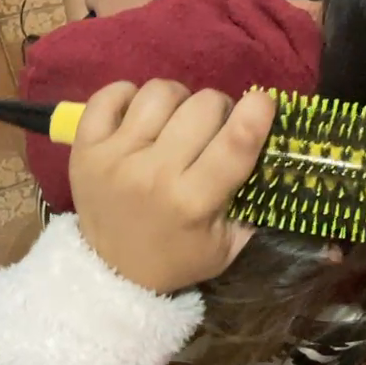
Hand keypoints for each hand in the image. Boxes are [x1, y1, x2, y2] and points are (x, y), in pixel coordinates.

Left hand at [69, 80, 277, 293]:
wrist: (109, 272)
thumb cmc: (178, 256)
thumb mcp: (227, 246)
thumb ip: (255, 205)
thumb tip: (280, 157)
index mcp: (193, 202)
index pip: (235, 144)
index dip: (256, 113)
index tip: (262, 102)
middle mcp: (154, 174)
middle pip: (203, 105)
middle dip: (219, 109)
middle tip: (213, 128)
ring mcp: (115, 157)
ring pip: (160, 92)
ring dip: (178, 100)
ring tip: (175, 121)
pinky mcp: (85, 146)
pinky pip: (111, 94)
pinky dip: (129, 96)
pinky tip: (139, 116)